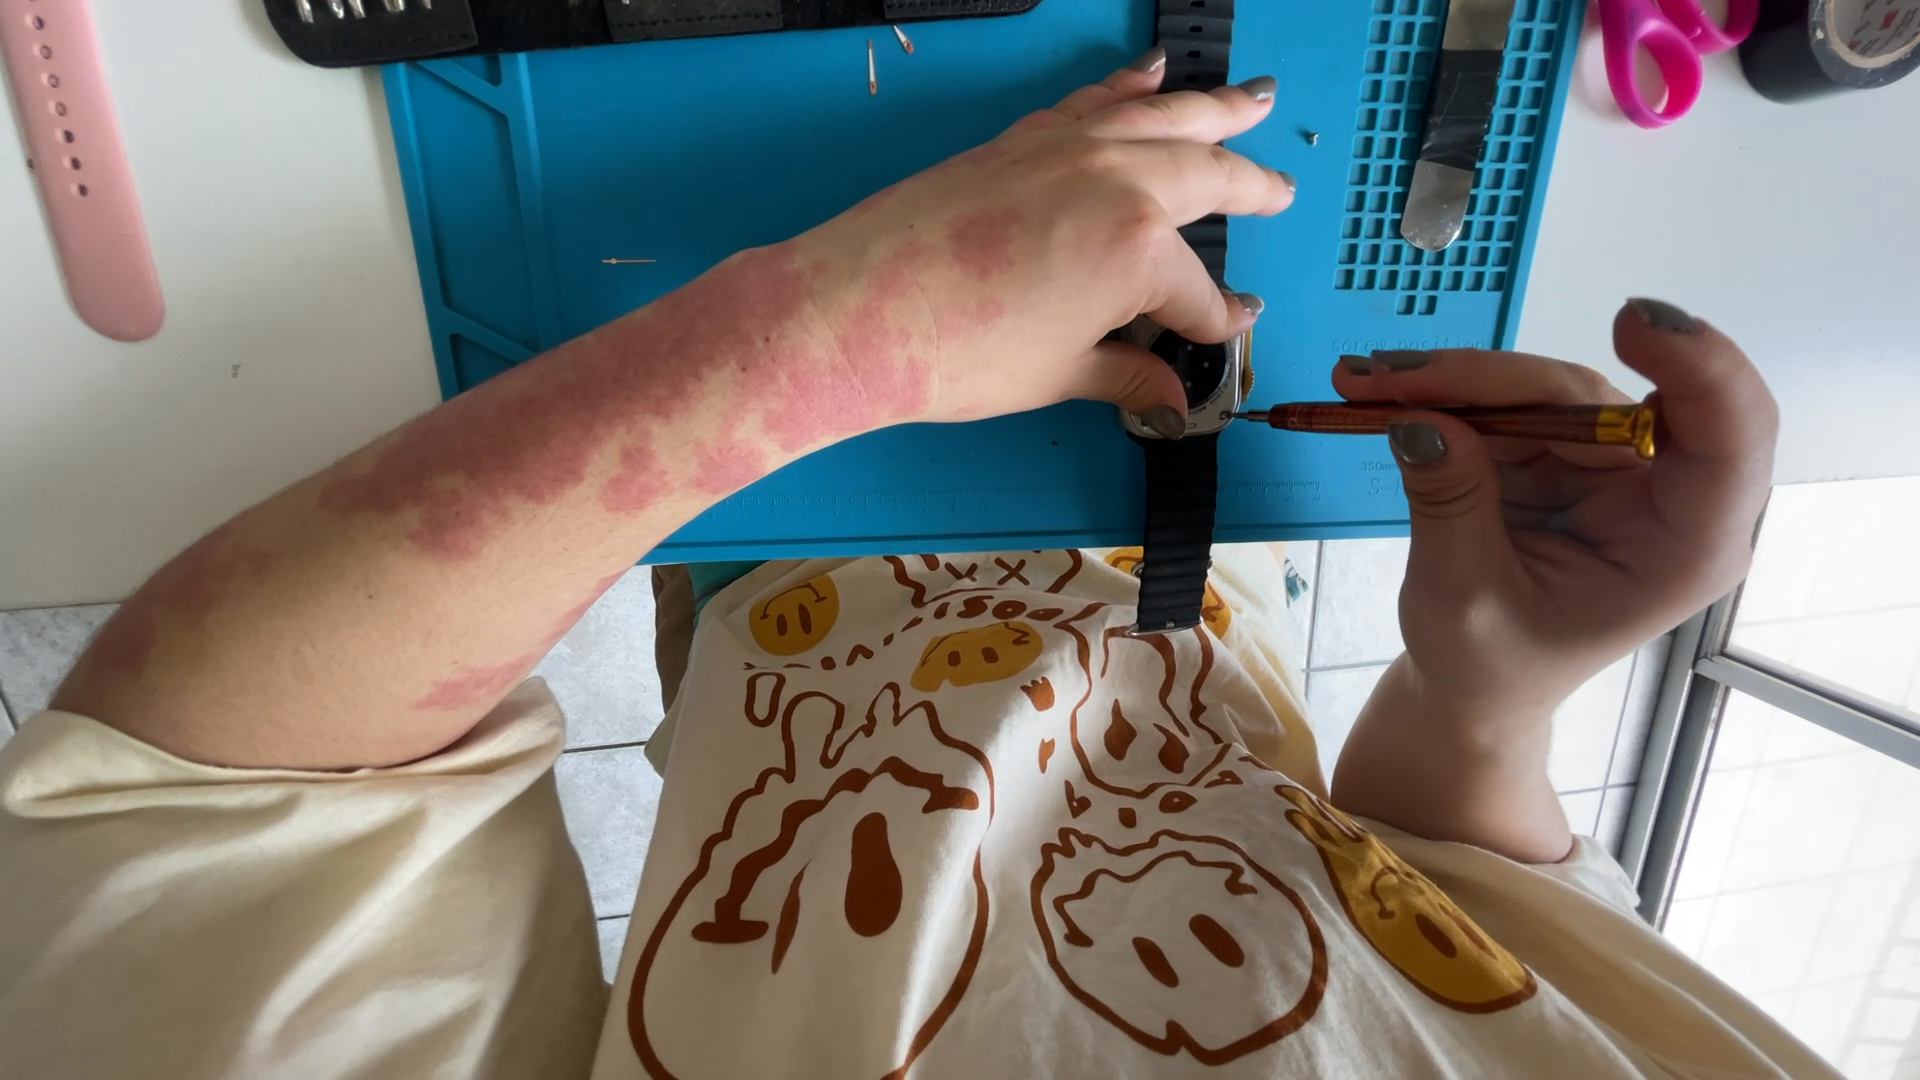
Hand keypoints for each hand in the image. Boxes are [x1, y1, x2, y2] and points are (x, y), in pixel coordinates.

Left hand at [756, 52, 1295, 433]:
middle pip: (1203, 179)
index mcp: (1135, 251)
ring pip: (1162, 119)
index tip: (1228, 334)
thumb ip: (1124, 375)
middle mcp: (1115, 183)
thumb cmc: (958, 357)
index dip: (1215, 324)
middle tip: (1284, 189)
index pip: (1195, 297)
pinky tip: (1154, 75)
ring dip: (1215, 110)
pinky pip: (1094, 102)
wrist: (857, 313)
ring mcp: (1067, 150)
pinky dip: (1130, 89)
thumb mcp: (1057, 375)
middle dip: (1251, 187)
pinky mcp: (1022, 140)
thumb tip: (1166, 396)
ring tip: (1256, 98)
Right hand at [1338, 299, 1776, 726]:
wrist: (1467, 686)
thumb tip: (1416, 419)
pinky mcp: (1545, 466)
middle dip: (1484, 380)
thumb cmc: (1484, 664)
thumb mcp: (1461, 593)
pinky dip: (1435, 403)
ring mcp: (1594, 475)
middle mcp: (1649, 494)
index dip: (1694, 368)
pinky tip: (1380, 397)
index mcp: (1678, 543)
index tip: (1632, 319)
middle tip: (1384, 374)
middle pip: (1587, 404)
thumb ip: (1448, 505)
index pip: (1722, 437)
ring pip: (1532, 398)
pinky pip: (1494, 416)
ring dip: (1444, 384)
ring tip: (1361, 381)